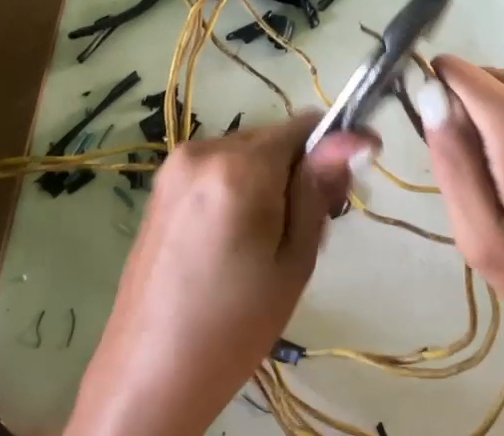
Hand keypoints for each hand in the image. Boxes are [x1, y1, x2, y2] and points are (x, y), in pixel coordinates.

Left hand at [64, 112, 372, 435]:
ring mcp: (174, 168)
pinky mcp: (160, 188)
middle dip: (299, 171)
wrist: (149, 377)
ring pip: (247, 153)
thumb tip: (354, 136)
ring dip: (269, 180)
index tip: (351, 185)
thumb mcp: (294, 261)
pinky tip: (235, 241)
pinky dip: (239, 189)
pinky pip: (218, 169)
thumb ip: (319, 190)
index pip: (305, 126)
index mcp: (239, 167)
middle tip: (307, 231)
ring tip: (268, 242)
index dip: (335, 148)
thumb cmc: (234, 327)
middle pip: (274, 139)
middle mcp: (203, 150)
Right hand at [420, 56, 503, 335]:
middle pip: (475, 78)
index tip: (449, 152)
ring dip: (487, 120)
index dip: (438, 106)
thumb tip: (428, 93)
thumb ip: (452, 159)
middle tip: (482, 177)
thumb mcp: (479, 234)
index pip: (454, 72)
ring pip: (495, 83)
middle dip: (465, 118)